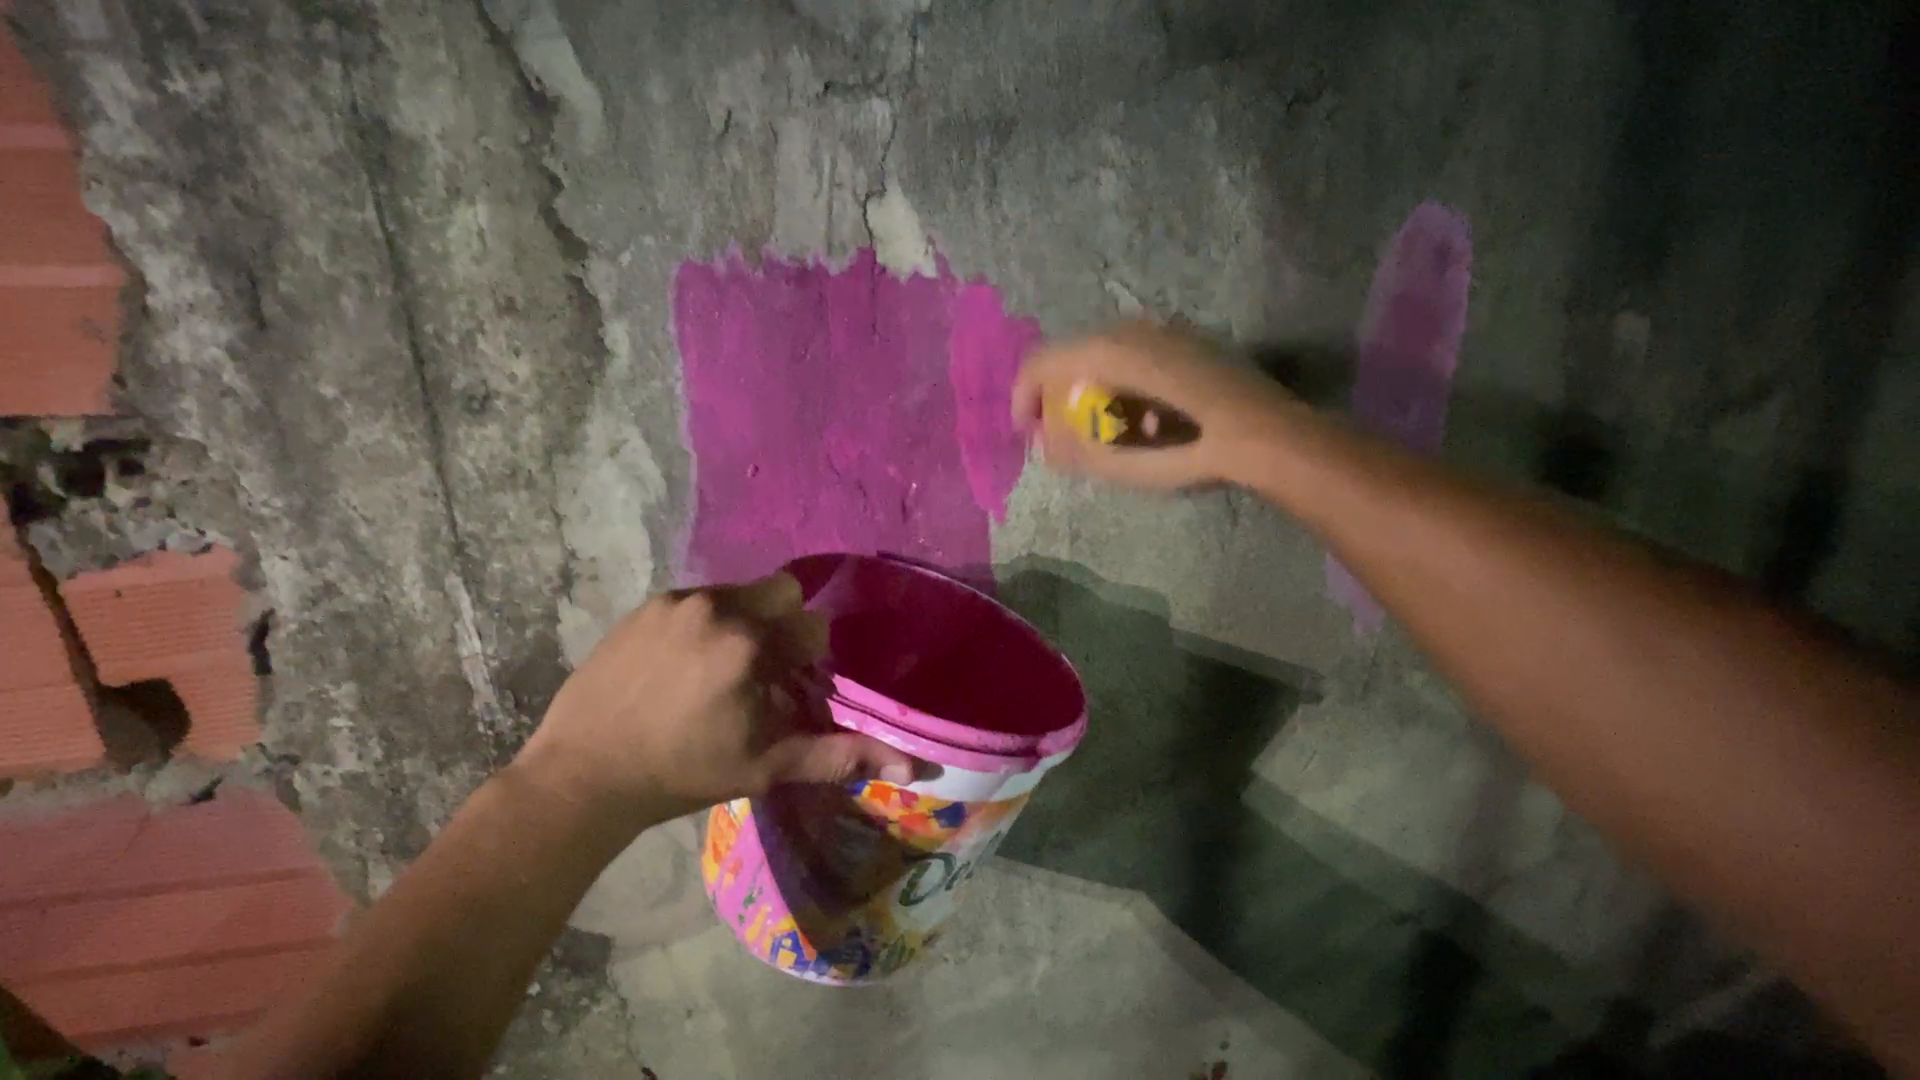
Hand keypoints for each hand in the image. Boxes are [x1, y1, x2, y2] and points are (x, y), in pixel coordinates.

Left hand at [517, 573, 917, 822]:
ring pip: (739, 593)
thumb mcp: (767, 767)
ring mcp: (676, 601)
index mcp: (749, 644)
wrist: (585, 772)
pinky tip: (682, 665)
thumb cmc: (683, 773)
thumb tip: (914, 767)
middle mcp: (716, 607)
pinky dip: (705, 623)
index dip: (809, 658)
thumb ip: (840, 756)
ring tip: (717, 671)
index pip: (813, 627)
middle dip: (783, 624)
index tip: (790, 687)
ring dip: (743, 622)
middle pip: (781, 592)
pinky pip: (697, 600)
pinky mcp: (646, 605)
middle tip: (762, 670)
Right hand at [1011, 319, 1299, 490]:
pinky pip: (1137, 356)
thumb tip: (1044, 443)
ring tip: (1110, 435)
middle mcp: (1130, 329)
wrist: (1269, 434)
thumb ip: (1072, 448)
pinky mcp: (1188, 339)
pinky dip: (1126, 385)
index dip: (1025, 396)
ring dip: (1094, 393)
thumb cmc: (1192, 451)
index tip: (1028, 432)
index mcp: (1106, 352)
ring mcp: (1163, 329)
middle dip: (1059, 397)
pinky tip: (1148, 421)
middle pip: (1072, 356)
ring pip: (1105, 356)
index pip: (1042, 362)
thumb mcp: (1122, 462)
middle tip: (1063, 437)